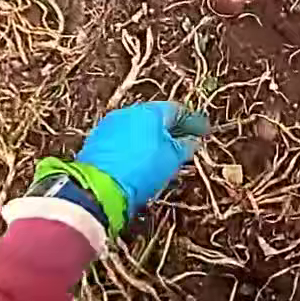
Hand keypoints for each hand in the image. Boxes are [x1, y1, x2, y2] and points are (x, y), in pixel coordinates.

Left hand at [76, 101, 207, 223]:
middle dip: (172, 130)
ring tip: (165, 154)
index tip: (203, 132)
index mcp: (150, 111)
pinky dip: (137, 147)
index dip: (193, 122)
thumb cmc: (142, 169)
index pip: (178, 110)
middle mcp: (128, 113)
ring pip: (139, 129)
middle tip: (186, 142)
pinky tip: (144, 160)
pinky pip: (124, 140)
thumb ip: (185, 145)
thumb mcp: (173, 158)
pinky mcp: (95, 143)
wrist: (97, 190)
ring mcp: (109, 127)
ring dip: (153, 139)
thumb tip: (191, 141)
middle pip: (156, 118)